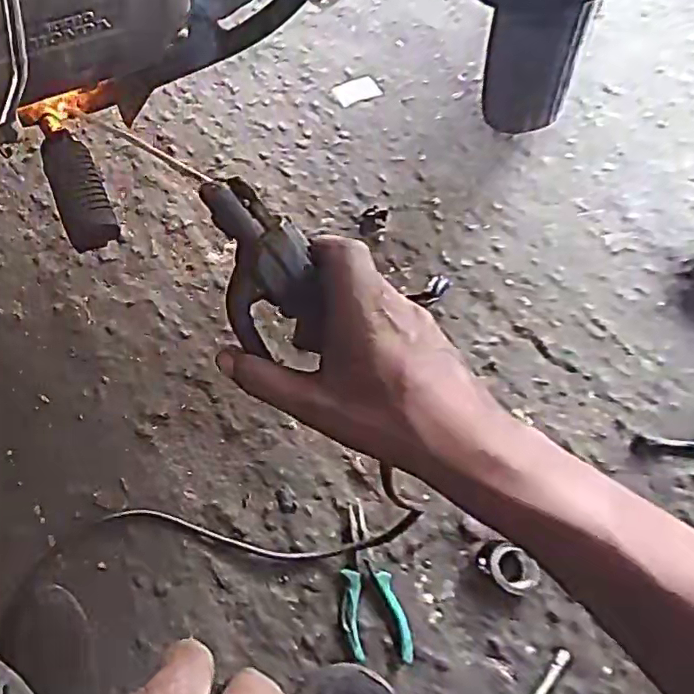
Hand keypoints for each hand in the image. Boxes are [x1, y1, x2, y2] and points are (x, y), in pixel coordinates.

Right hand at [218, 236, 510, 479]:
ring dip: (338, 314)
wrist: (465, 444)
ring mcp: (416, 318)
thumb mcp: (312, 404)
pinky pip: (387, 316)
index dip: (309, 249)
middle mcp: (392, 303)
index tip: (287, 270)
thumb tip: (228, 358)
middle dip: (315, 294)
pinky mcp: (429, 337)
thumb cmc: (392, 421)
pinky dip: (362, 330)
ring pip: (367, 295)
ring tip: (325, 357)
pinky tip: (356, 371)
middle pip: (348, 272)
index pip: (338, 249)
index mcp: (361, 308)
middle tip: (298, 329)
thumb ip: (263, 378)